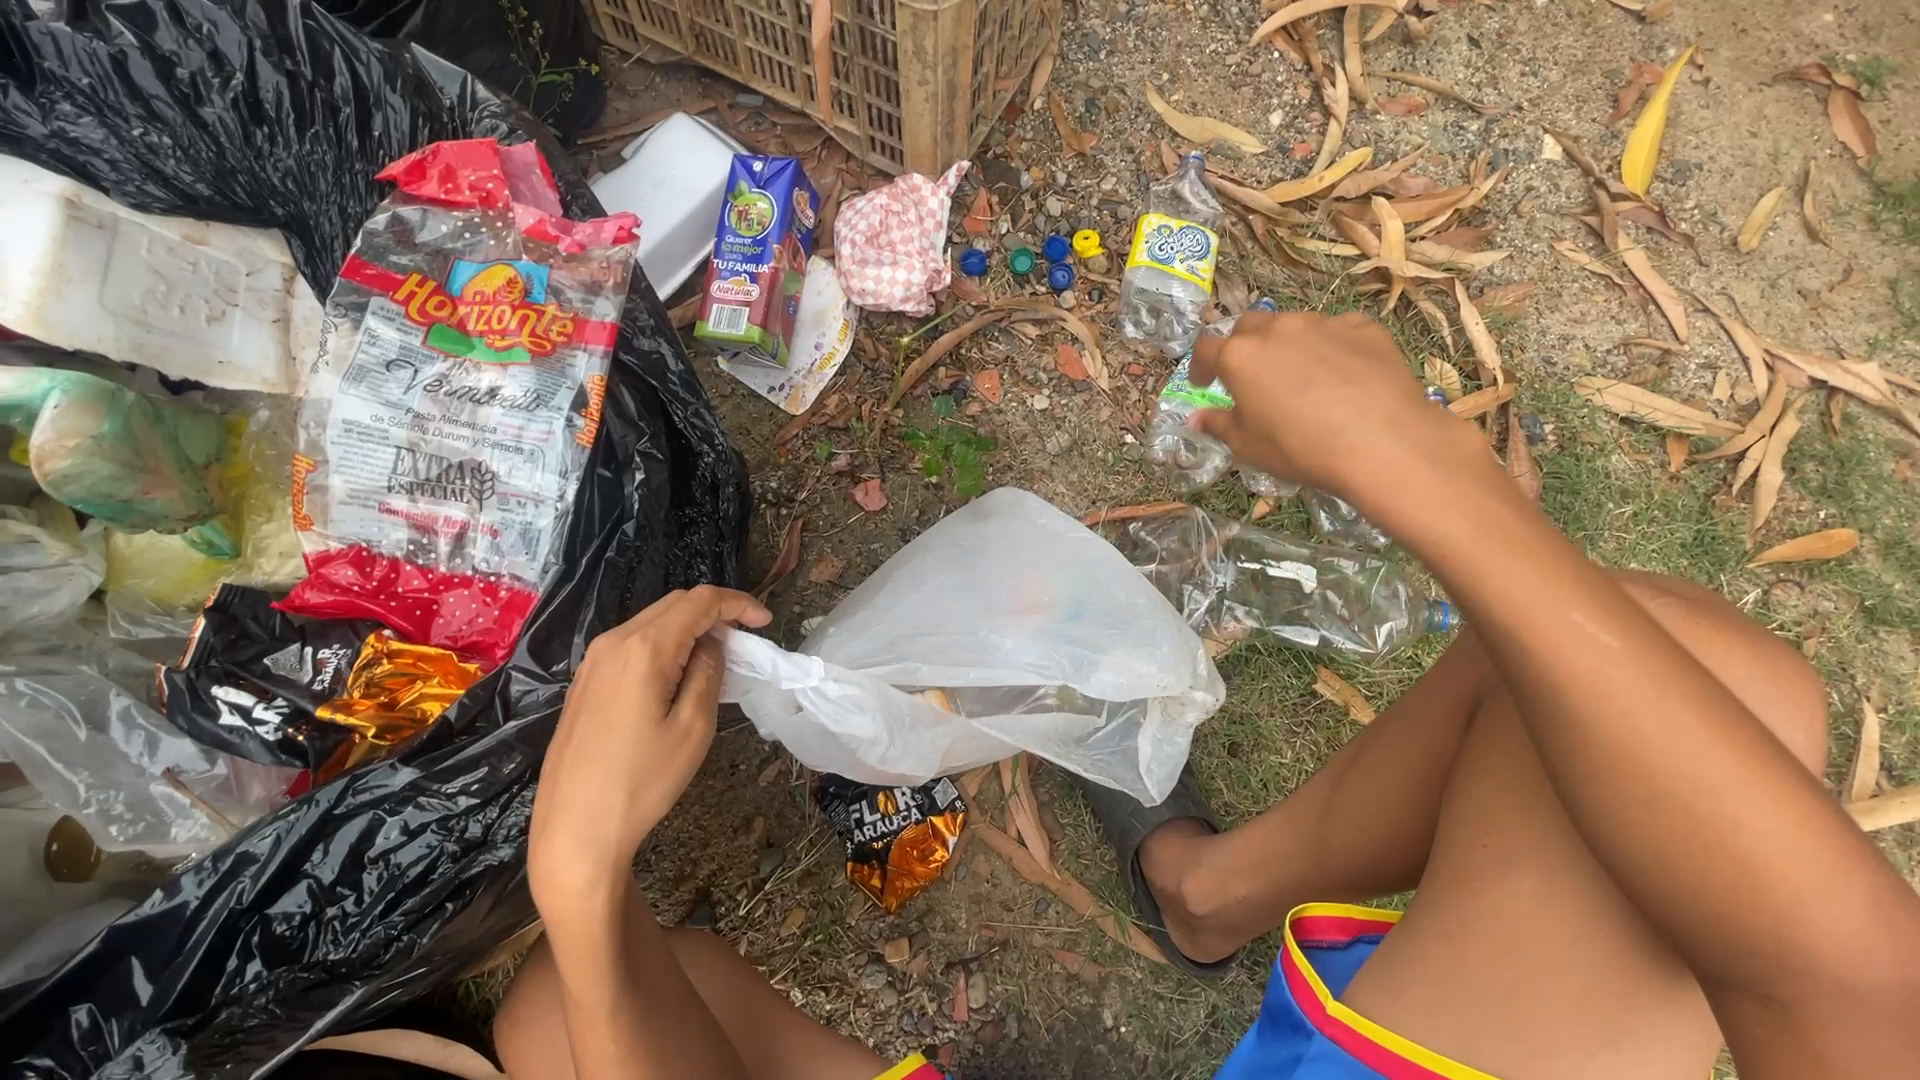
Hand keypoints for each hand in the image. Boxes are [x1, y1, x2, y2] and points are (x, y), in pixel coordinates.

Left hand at [528, 586, 770, 906]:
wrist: (574, 828)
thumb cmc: (642, 782)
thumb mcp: (694, 728)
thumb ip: (708, 672)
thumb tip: (712, 644)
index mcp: (644, 649)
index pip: (699, 602)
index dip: (738, 603)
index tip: (766, 622)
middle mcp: (614, 642)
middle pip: (674, 604)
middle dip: (715, 612)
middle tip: (746, 641)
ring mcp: (594, 661)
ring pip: (652, 622)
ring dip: (690, 628)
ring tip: (718, 658)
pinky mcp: (585, 682)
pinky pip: (633, 644)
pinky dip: (665, 644)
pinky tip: (680, 674)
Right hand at [1189, 311, 1488, 501]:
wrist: (1384, 441)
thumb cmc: (1301, 448)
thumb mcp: (1249, 447)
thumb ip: (1219, 426)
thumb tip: (1197, 419)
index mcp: (1240, 357)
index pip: (1205, 349)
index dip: (1199, 366)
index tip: (1203, 384)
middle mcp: (1277, 329)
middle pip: (1249, 325)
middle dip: (1242, 346)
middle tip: (1250, 375)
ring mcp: (1323, 323)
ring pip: (1294, 325)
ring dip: (1287, 345)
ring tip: (1299, 375)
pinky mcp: (1363, 327)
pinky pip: (1336, 331)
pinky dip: (1329, 348)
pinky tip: (1341, 374)